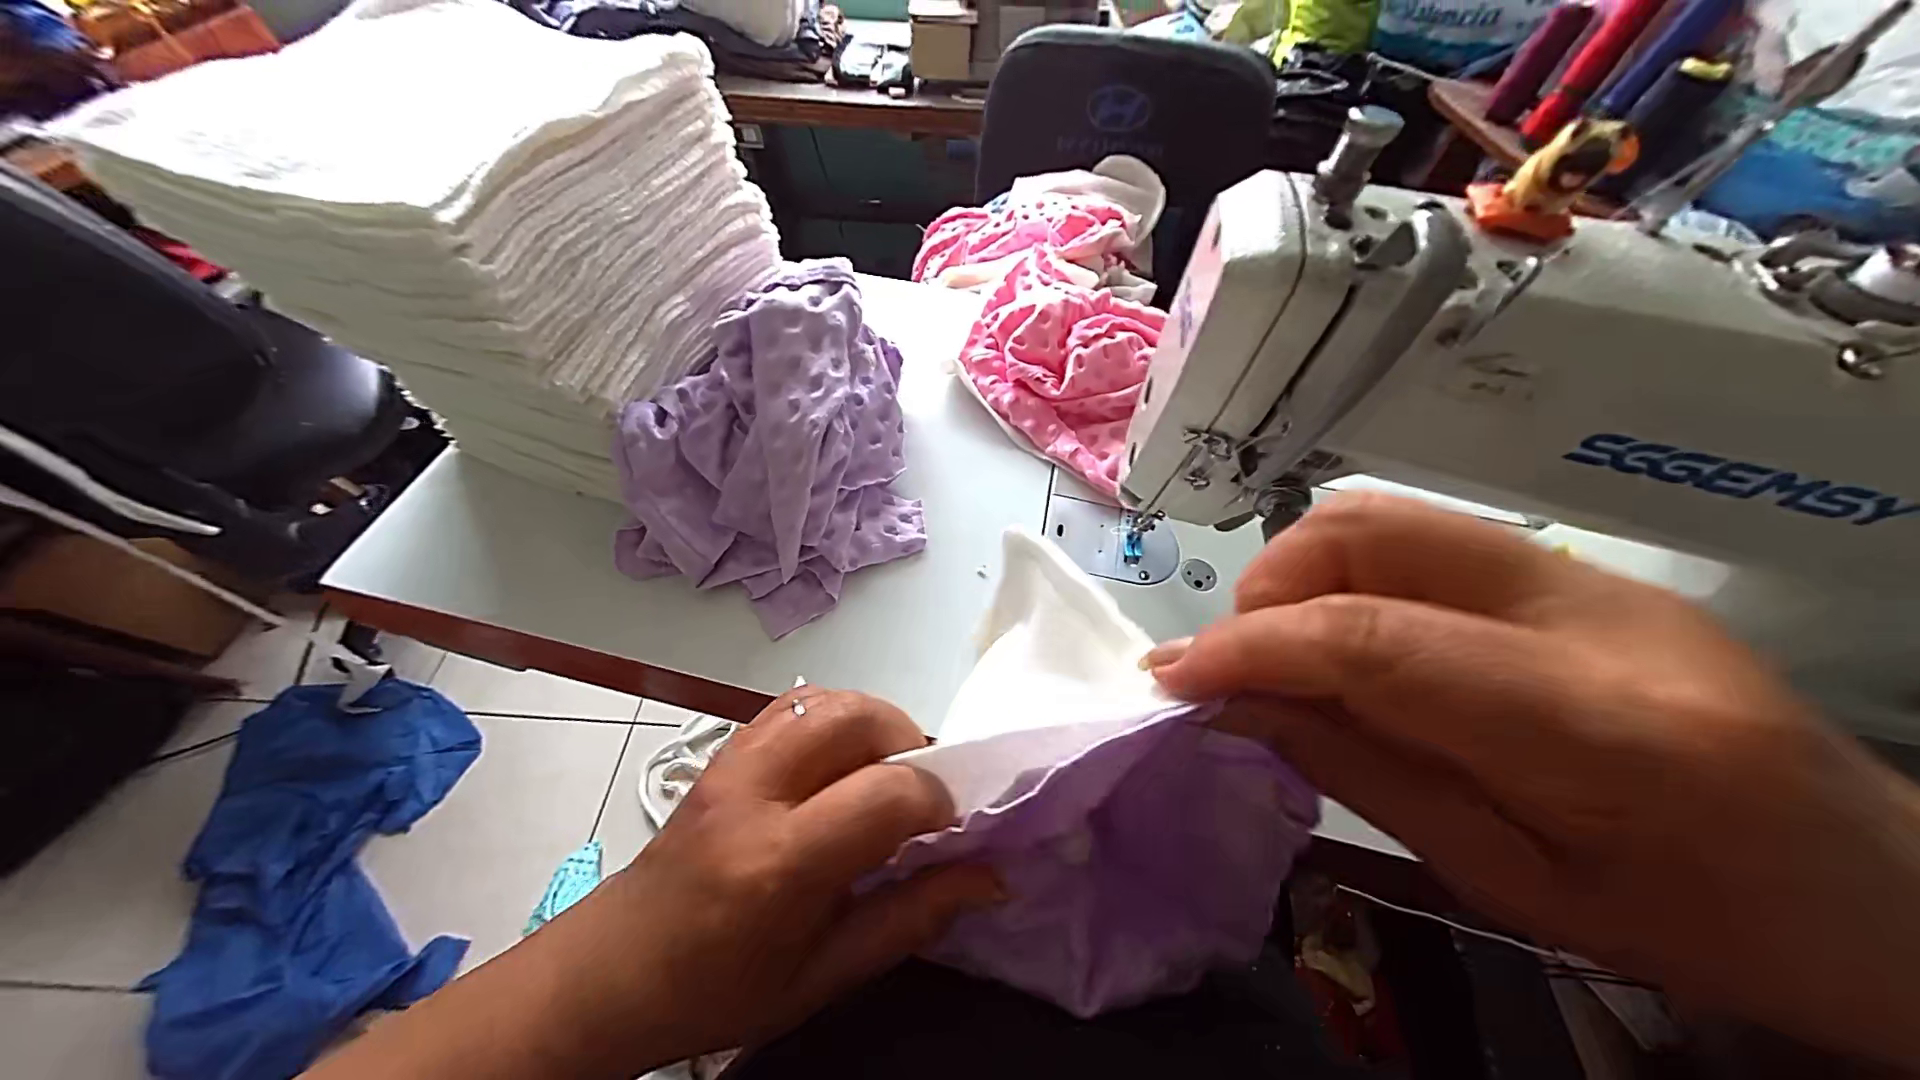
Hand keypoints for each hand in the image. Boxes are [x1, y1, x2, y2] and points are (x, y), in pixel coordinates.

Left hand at [305, 688, 997, 1079]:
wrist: (609, 971)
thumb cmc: (718, 989)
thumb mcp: (823, 977)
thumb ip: (913, 919)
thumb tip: (991, 877)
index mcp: (778, 864)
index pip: (886, 793)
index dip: (936, 802)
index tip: (945, 830)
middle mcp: (754, 792)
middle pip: (857, 718)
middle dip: (910, 744)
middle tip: (917, 793)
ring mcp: (733, 760)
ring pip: (828, 698)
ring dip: (877, 724)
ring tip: (884, 772)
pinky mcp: (725, 748)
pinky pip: (796, 704)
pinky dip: (837, 717)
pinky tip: (842, 760)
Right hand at [1145, 494, 1919, 1065]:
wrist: (1878, 894)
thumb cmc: (1689, 924)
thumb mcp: (1499, 877)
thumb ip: (1351, 769)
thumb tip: (1228, 703)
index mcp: (1596, 724)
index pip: (1371, 637)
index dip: (1249, 645)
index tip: (1172, 677)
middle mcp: (1590, 609)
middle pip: (1366, 533)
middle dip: (1265, 591)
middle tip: (1237, 666)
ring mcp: (1581, 571)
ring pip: (1376, 515)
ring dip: (1294, 574)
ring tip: (1283, 650)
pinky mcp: (1565, 563)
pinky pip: (1408, 534)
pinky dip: (1336, 572)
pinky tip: (1337, 634)